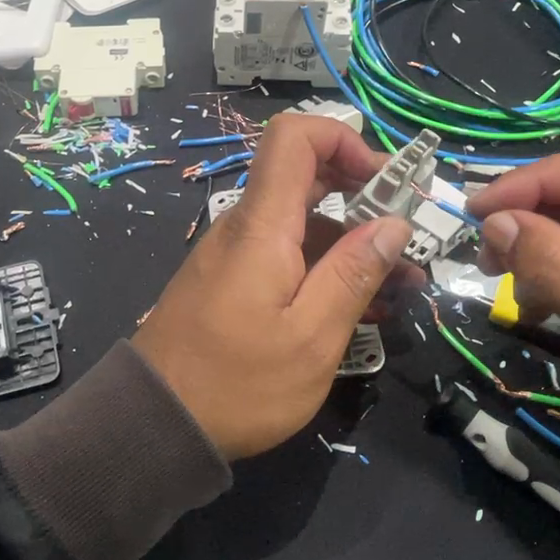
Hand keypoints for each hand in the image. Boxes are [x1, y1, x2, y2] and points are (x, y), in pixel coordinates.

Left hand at [133, 115, 422, 459]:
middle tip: (404, 243)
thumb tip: (393, 222)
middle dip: (361, 199)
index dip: (341, 140)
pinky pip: (282, 257)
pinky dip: (322, 270)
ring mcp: (234, 256)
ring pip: (299, 225)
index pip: (293, 137)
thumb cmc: (237, 384)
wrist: (155, 422)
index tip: (383, 183)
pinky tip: (359, 308)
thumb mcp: (311, 337)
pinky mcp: (229, 283)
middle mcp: (244, 227)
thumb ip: (353, 274)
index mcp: (262, 225)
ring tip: (400, 290)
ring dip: (349, 245)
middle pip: (303, 178)